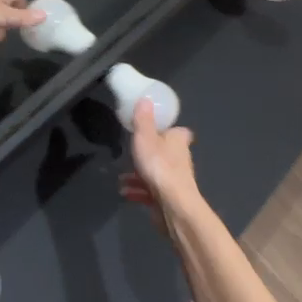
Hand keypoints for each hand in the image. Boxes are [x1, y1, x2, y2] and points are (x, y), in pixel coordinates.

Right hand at [119, 97, 202, 215]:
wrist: (171, 202)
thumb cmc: (159, 166)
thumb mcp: (145, 138)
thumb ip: (143, 120)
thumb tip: (146, 98)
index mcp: (178, 141)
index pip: (178, 132)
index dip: (168, 132)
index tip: (155, 132)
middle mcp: (180, 158)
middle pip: (165, 153)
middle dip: (149, 154)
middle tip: (133, 154)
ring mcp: (175, 179)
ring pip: (155, 173)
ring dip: (139, 175)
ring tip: (121, 178)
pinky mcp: (168, 196)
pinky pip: (151, 191)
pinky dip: (138, 191)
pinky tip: (125, 192)